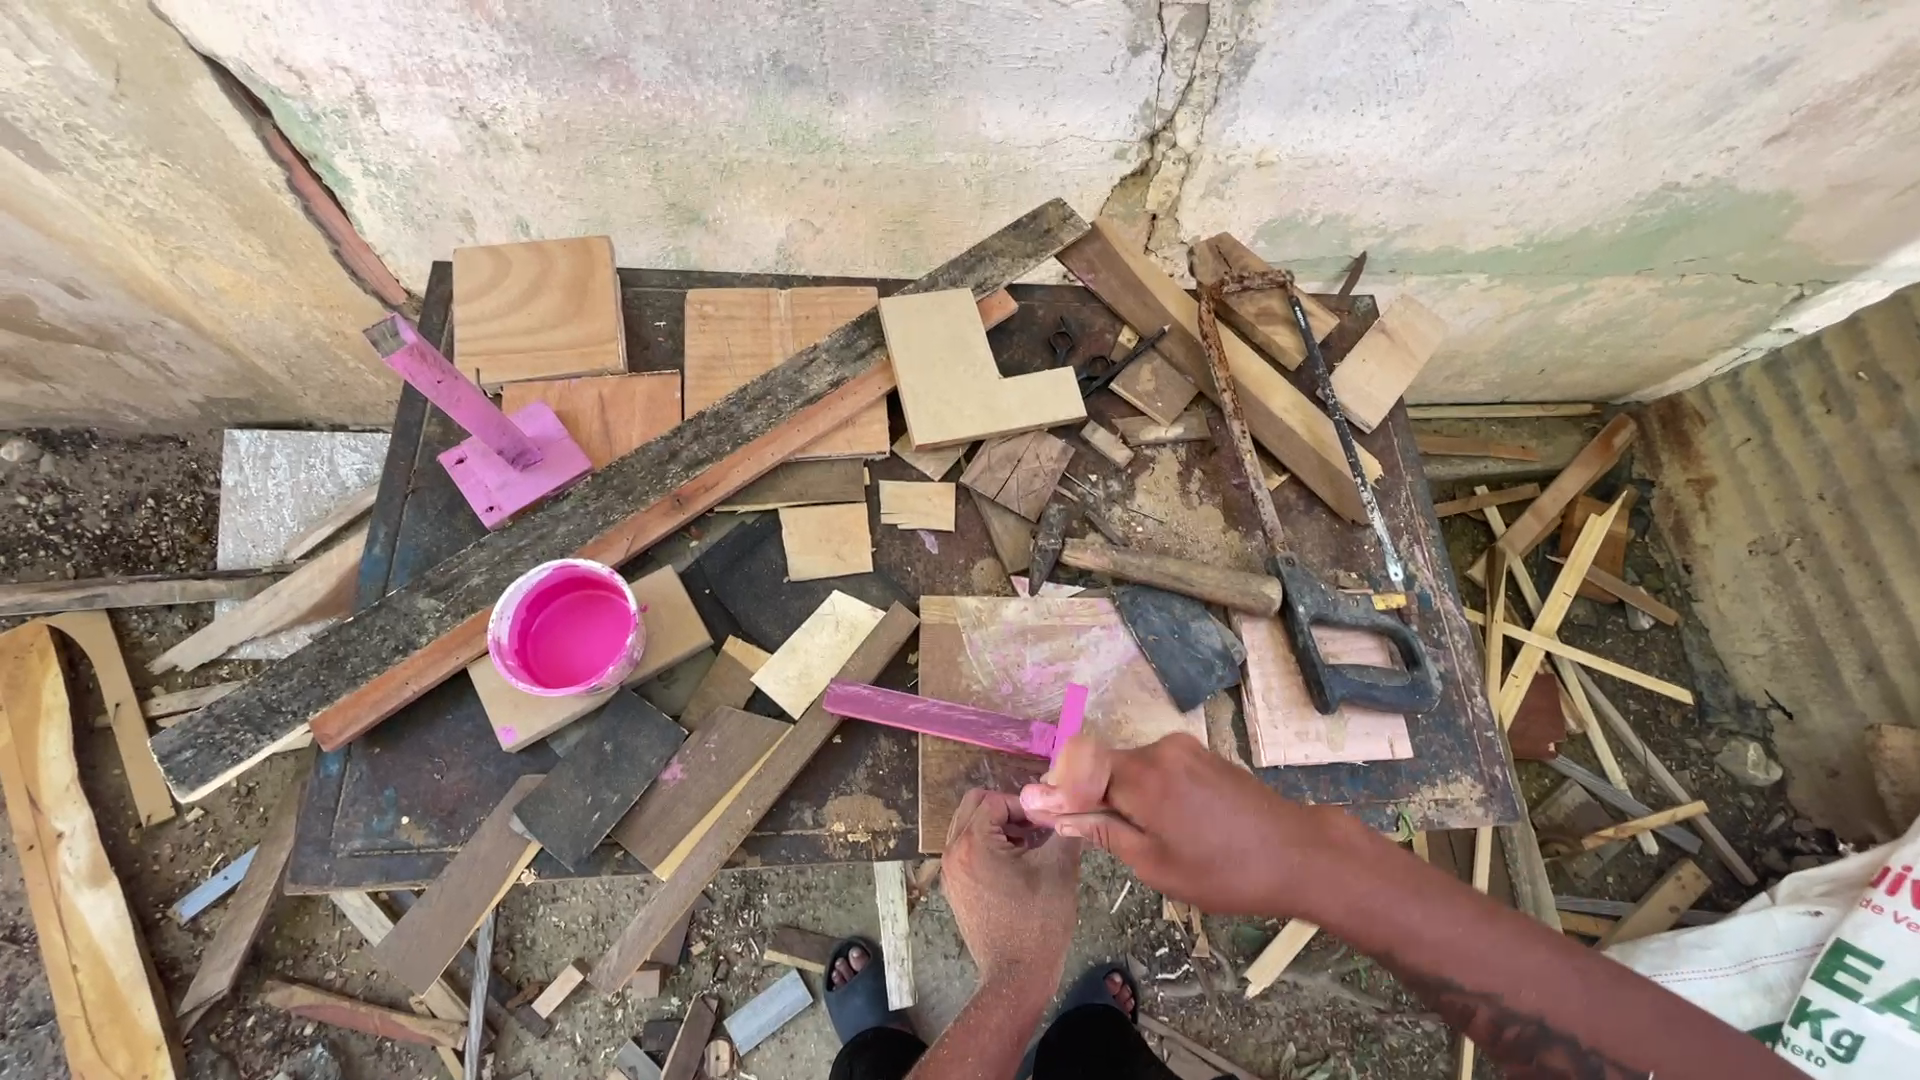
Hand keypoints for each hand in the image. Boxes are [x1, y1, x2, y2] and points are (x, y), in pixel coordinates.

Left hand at [942, 789, 1082, 988]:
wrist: (1016, 977)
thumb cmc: (1038, 922)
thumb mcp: (1059, 869)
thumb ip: (1064, 829)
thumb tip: (1069, 809)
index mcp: (972, 843)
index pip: (995, 799)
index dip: (1024, 805)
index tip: (1046, 823)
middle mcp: (952, 852)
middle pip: (974, 806)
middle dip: (1007, 810)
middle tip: (1034, 828)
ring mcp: (950, 871)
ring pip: (969, 825)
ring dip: (998, 827)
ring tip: (1028, 846)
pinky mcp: (955, 887)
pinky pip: (967, 848)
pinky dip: (989, 845)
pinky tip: (1017, 864)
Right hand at [1020, 733, 1362, 917]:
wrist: (1300, 854)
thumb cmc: (1225, 871)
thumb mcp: (1155, 864)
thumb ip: (1101, 831)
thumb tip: (1050, 811)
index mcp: (1143, 775)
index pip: (1078, 766)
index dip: (1058, 790)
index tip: (1045, 815)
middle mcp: (1158, 749)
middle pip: (1102, 764)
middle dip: (1088, 795)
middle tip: (1094, 835)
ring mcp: (1182, 747)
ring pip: (1129, 766)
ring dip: (1119, 795)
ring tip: (1139, 837)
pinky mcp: (1199, 753)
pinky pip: (1155, 766)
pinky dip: (1145, 789)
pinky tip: (1164, 823)